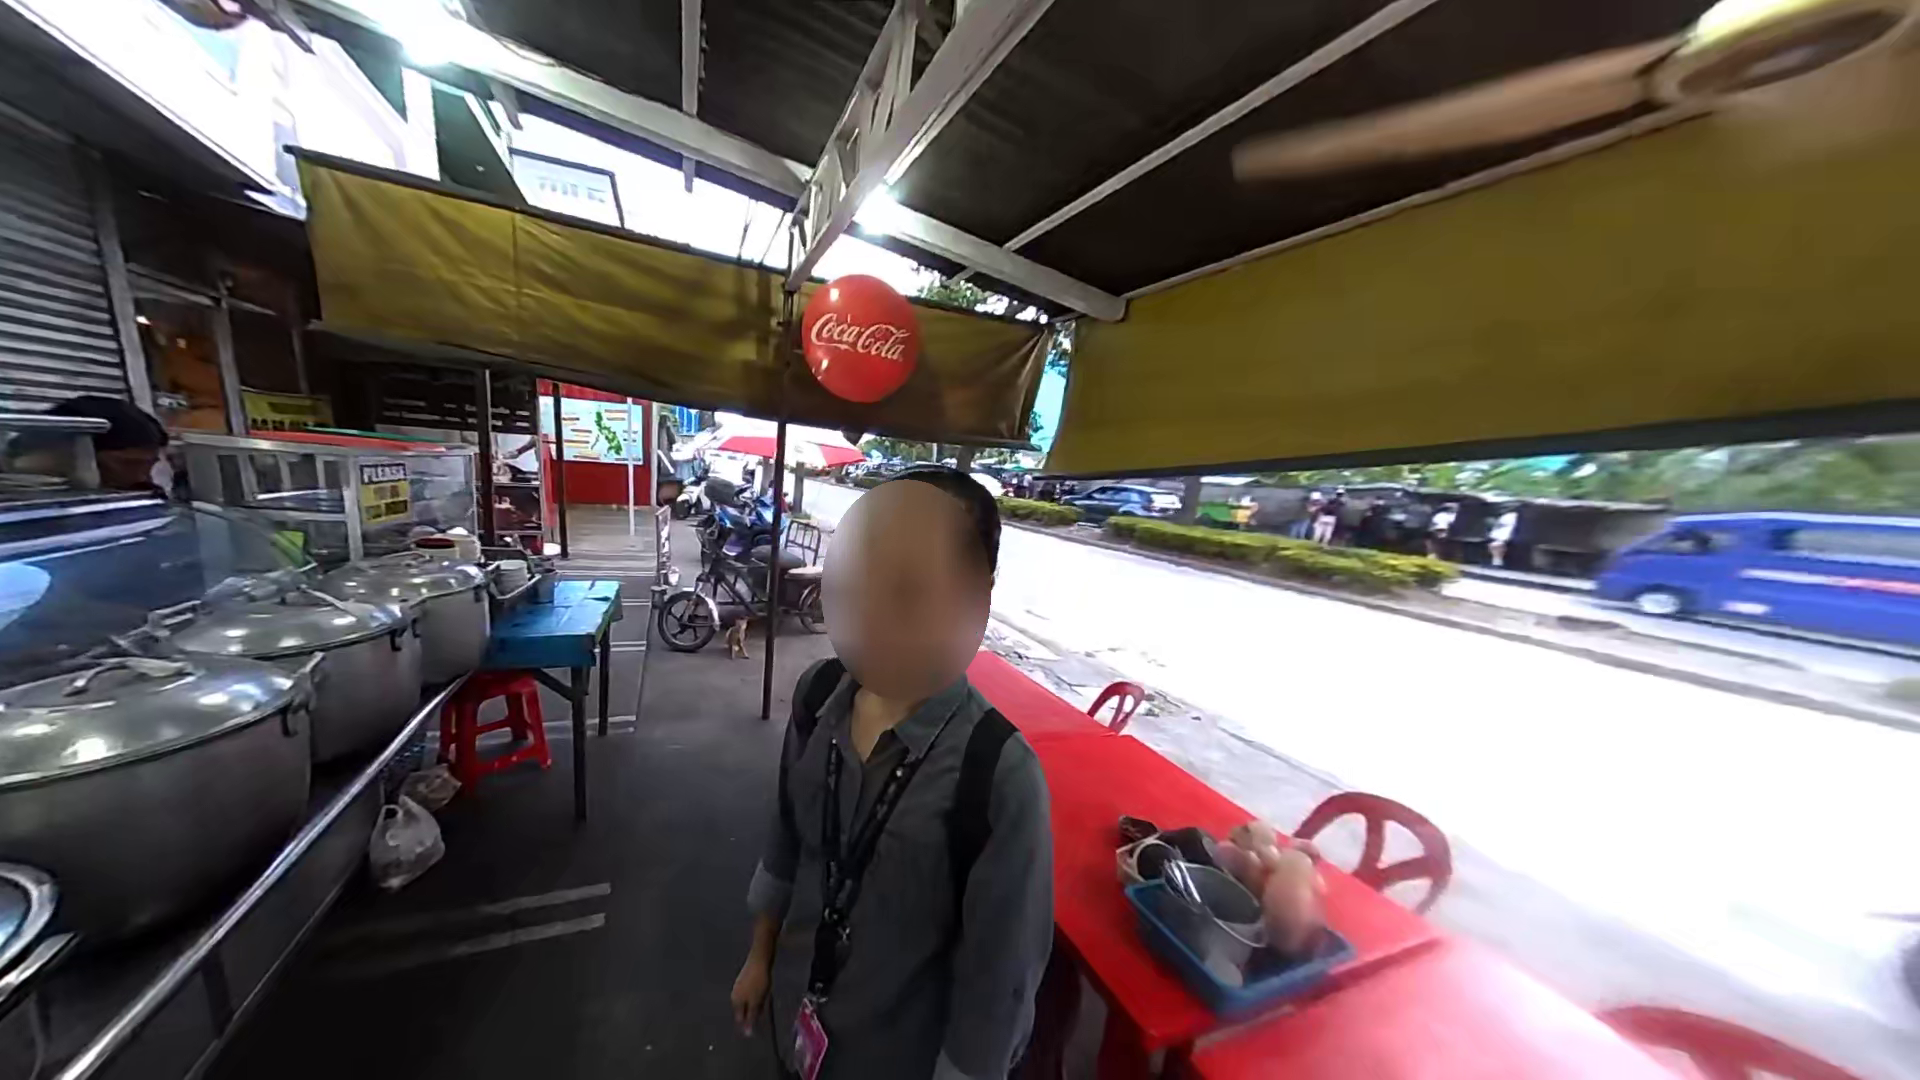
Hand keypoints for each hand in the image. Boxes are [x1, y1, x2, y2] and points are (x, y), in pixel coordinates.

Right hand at [731, 953, 770, 1034]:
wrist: (761, 956)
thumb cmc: (758, 981)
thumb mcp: (756, 1001)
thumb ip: (751, 1017)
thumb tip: (746, 1033)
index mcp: (735, 1001)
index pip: (740, 1018)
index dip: (749, 1024)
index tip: (759, 1027)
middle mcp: (735, 993)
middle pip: (743, 1009)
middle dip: (752, 1012)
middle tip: (763, 1011)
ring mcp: (740, 983)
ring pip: (747, 999)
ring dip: (756, 1002)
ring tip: (765, 1000)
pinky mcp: (747, 975)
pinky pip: (751, 990)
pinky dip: (757, 993)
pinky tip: (765, 989)